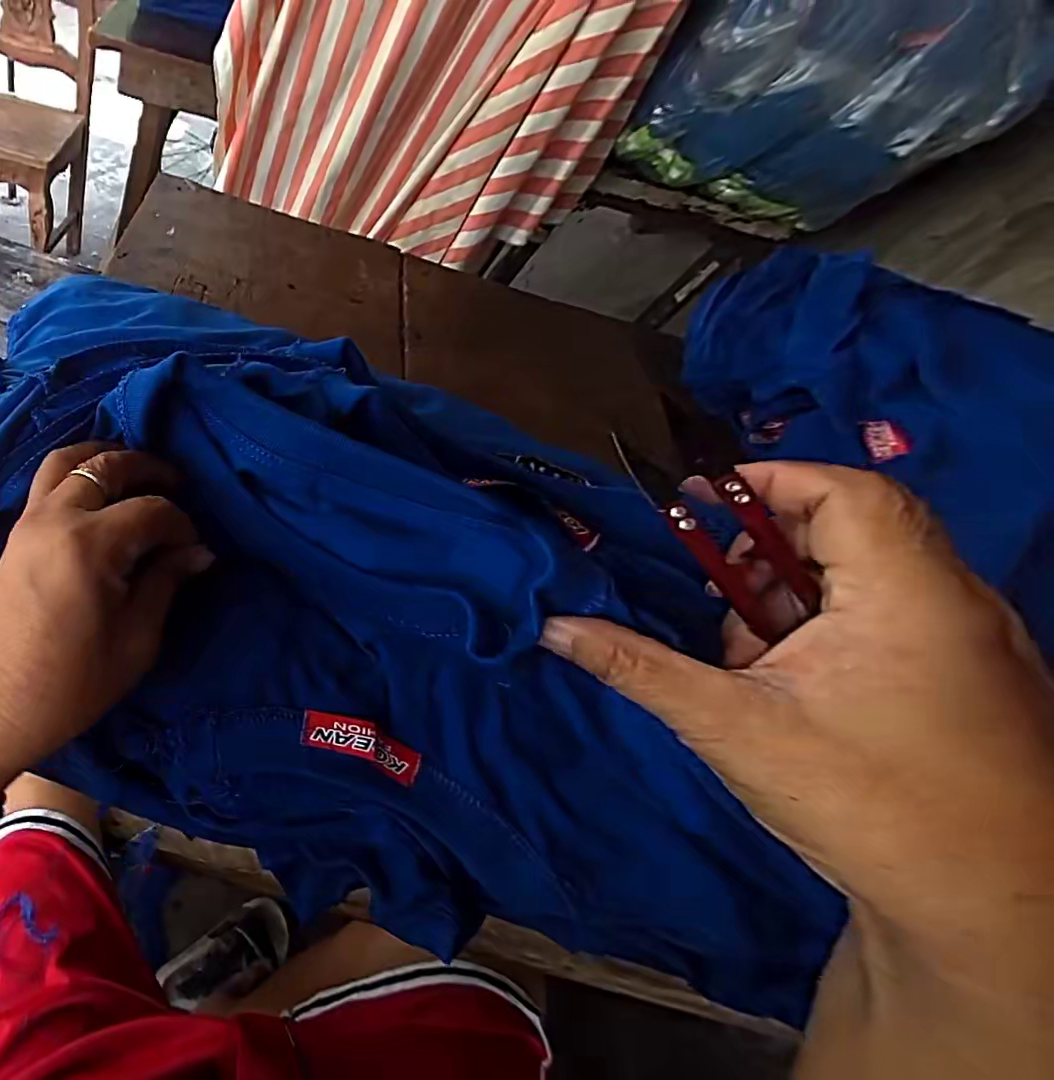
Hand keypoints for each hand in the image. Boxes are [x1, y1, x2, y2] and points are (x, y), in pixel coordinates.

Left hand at [0, 443, 213, 810]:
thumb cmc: (71, 685)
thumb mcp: (135, 641)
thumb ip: (165, 584)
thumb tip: (197, 552)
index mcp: (90, 544)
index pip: (150, 510)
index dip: (181, 524)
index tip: (194, 547)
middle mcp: (55, 518)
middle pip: (105, 465)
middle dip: (146, 467)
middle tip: (176, 482)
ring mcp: (28, 523)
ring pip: (65, 462)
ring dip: (103, 458)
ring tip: (134, 475)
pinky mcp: (14, 536)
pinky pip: (45, 483)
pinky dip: (75, 474)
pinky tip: (98, 496)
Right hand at [541, 462, 1053, 968]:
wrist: (992, 912)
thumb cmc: (866, 802)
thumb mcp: (728, 725)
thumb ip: (635, 666)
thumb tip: (553, 628)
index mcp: (908, 602)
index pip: (851, 493)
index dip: (769, 479)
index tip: (695, 498)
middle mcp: (950, 607)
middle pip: (851, 527)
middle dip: (761, 545)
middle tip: (707, 587)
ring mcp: (960, 642)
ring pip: (858, 573)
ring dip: (780, 591)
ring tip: (741, 651)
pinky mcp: (953, 675)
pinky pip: (873, 613)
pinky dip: (809, 623)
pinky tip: (776, 677)